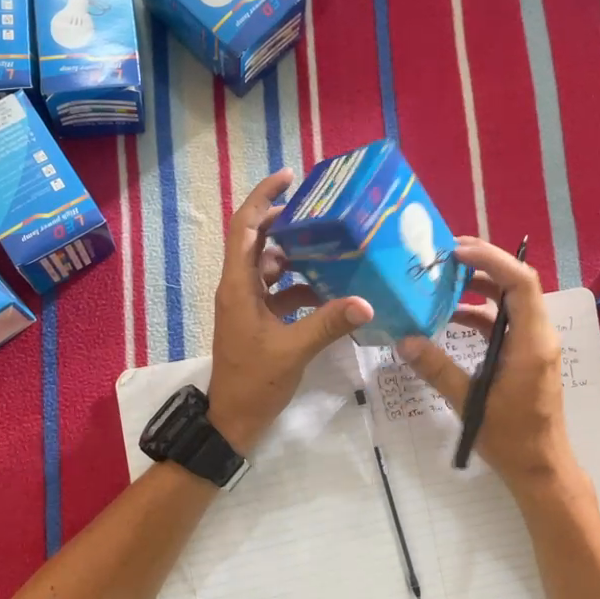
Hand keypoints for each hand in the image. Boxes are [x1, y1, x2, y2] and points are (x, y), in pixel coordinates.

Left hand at [206, 170, 373, 453]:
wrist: (232, 420)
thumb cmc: (254, 382)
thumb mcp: (294, 351)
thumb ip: (328, 324)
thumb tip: (367, 303)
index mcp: (238, 286)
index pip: (246, 228)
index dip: (264, 198)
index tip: (290, 177)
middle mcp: (238, 288)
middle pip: (258, 241)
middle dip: (287, 222)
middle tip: (323, 210)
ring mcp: (246, 305)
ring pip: (270, 266)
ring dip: (296, 255)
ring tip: (332, 245)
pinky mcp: (256, 321)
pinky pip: (278, 292)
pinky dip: (300, 286)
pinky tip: (329, 288)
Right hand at [395, 237, 576, 491]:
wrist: (540, 467)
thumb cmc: (510, 437)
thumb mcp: (469, 402)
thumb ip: (437, 368)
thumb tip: (404, 340)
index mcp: (532, 342)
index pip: (520, 282)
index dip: (491, 260)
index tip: (455, 252)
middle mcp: (538, 336)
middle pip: (517, 284)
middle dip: (483, 264)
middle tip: (443, 254)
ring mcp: (533, 345)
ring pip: (510, 301)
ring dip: (480, 286)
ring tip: (443, 278)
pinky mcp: (525, 356)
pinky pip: (504, 322)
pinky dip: (480, 312)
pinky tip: (450, 316)